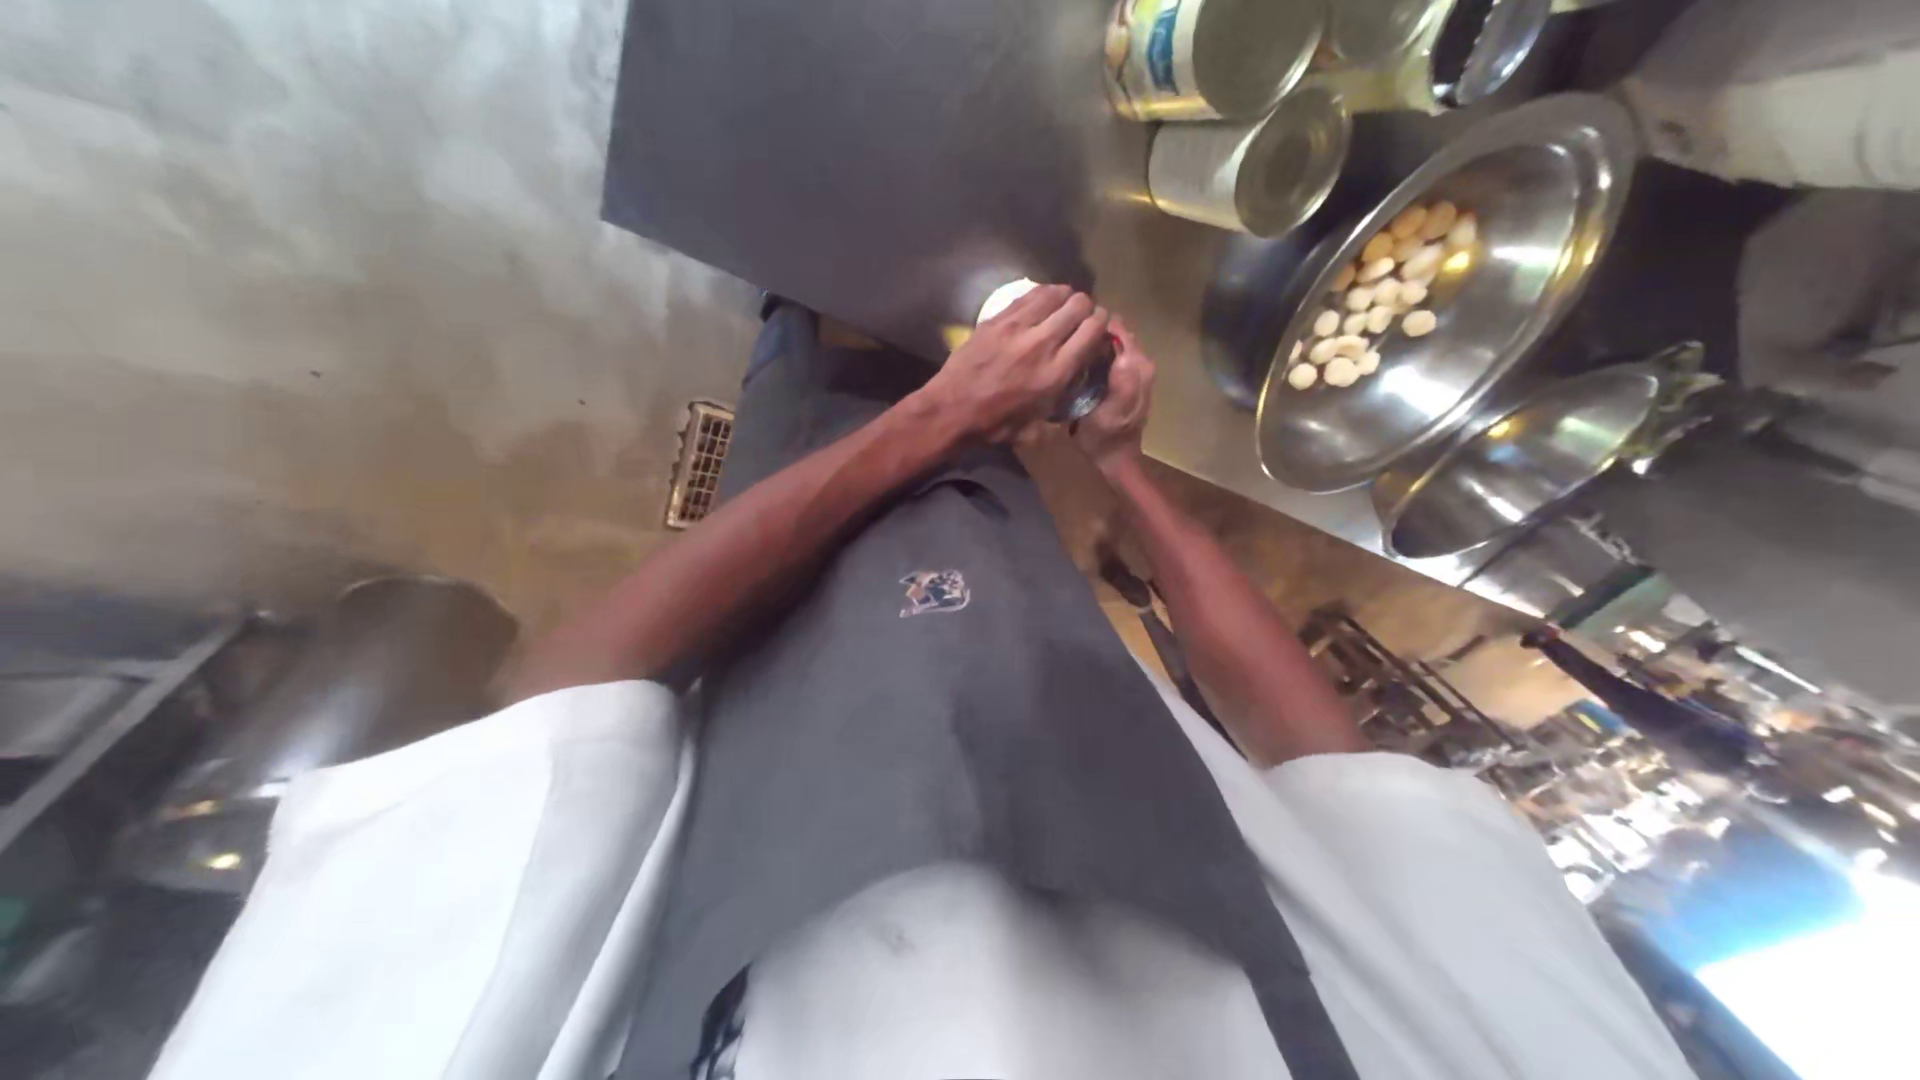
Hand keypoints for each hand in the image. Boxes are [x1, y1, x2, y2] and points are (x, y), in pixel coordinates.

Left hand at [912, 285, 1110, 441]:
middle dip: (1087, 308)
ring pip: (1055, 293)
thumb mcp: (1035, 428)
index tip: (1099, 328)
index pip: (1093, 330)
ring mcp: (1017, 326)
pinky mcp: (997, 319)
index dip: (1102, 324)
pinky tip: (1042, 302)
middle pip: (1078, 305)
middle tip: (1082, 316)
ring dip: (1065, 296)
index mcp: (1056, 372)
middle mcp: (1042, 343)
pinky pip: (1029, 295)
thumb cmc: (994, 424)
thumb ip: (1058, 412)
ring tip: (1063, 305)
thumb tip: (1071, 401)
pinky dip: (1042, 295)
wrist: (952, 409)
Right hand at [1073, 317, 1154, 472]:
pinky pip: (1117, 353)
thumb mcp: (1108, 412)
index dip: (1097, 324)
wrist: (1115, 458)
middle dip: (1097, 330)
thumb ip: (1121, 381)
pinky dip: (1102, 351)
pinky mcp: (1131, 377)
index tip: (1072, 326)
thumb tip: (1120, 352)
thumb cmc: (1104, 436)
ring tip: (1074, 343)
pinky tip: (1085, 358)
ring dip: (1098, 340)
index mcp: (1137, 366)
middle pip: (1119, 333)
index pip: (1119, 329)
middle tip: (1070, 334)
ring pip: (1118, 342)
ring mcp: (1138, 370)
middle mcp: (1143, 363)